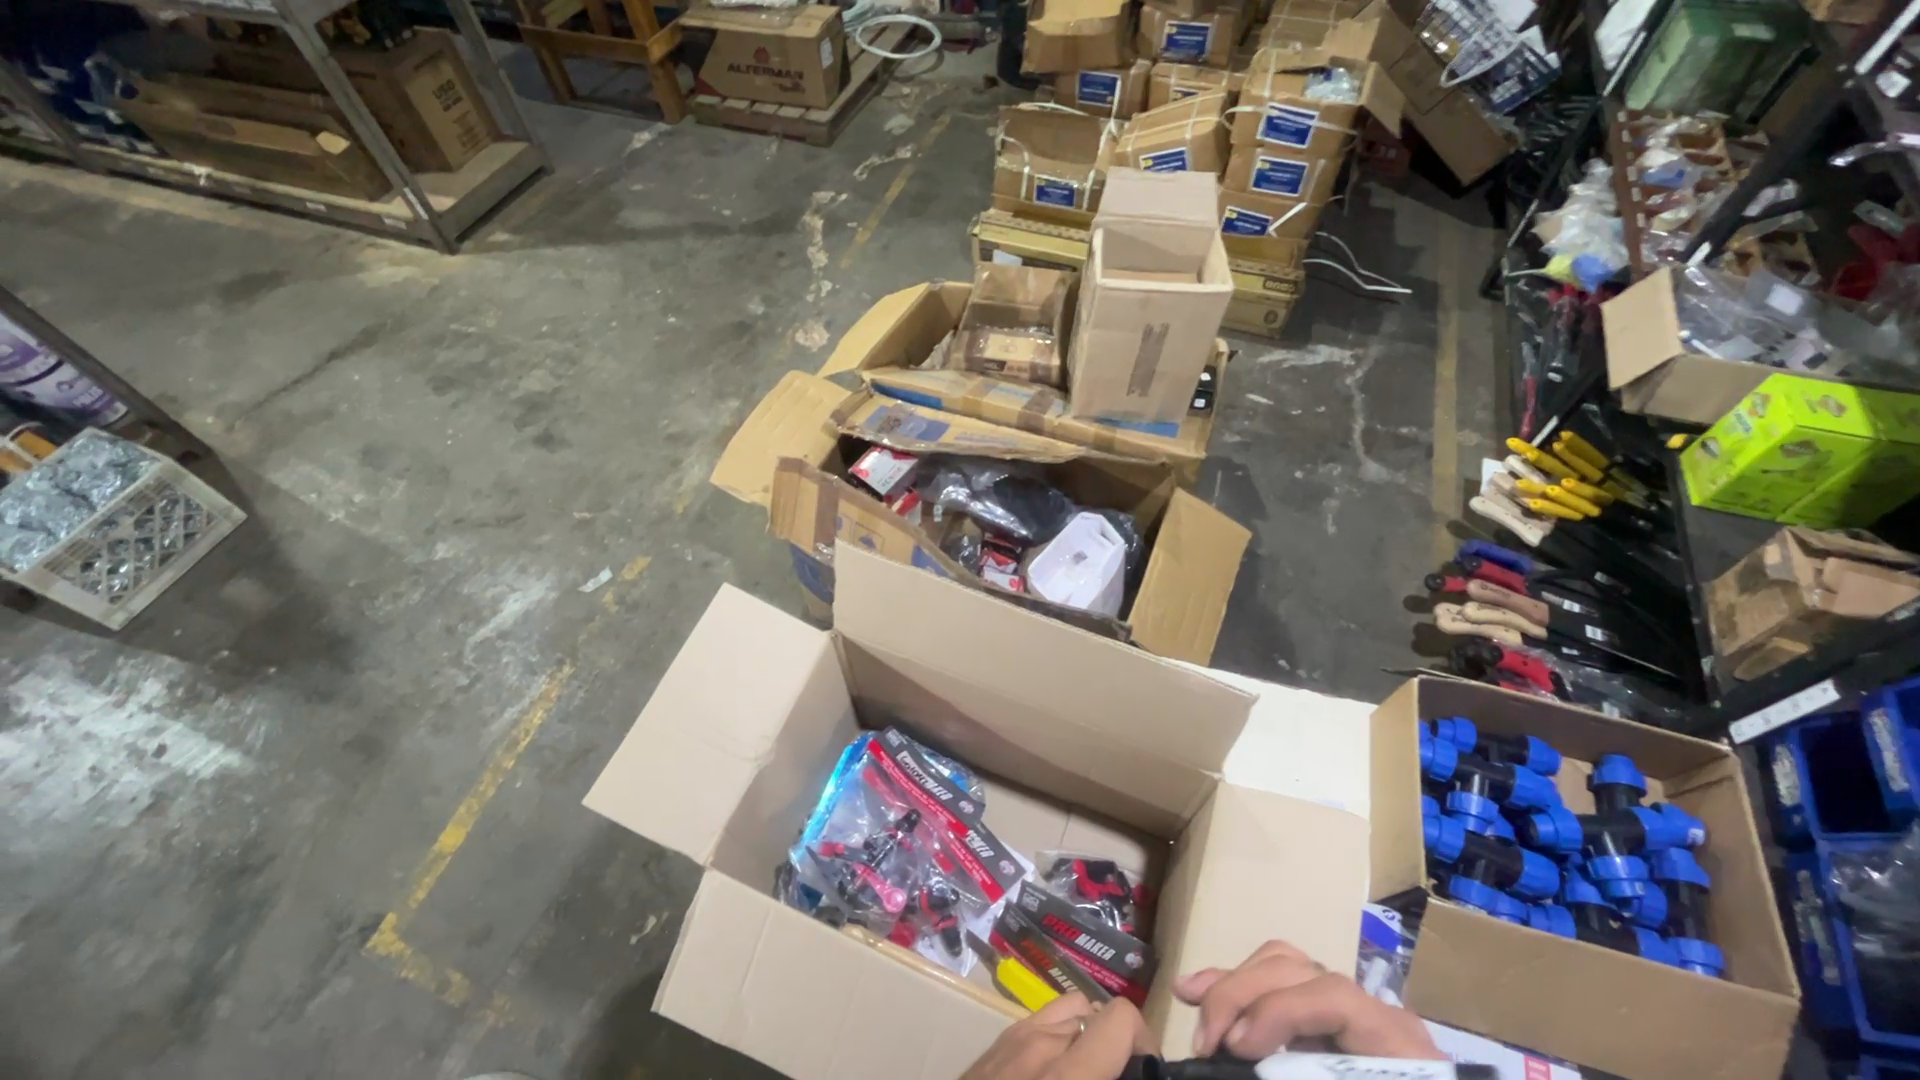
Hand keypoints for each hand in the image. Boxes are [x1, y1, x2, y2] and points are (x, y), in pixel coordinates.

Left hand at [959, 994, 1154, 1079]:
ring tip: (1090, 1075)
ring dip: (1088, 1037)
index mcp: (1065, 1075)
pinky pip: (1040, 1022)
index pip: (1119, 1018)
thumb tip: (1139, 1077)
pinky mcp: (994, 1044)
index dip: (1145, 1043)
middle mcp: (1039, 1045)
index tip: (1149, 1076)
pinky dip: (1058, 1040)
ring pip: (1069, 1010)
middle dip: (1118, 1046)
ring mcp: (1012, 1039)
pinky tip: (1055, 1076)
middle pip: (1098, 1013)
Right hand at [1175, 940, 1441, 1061]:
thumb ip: (1302, 1074)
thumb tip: (1247, 1063)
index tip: (1237, 1048)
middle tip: (1204, 1043)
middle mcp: (1374, 1016)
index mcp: (1398, 1046)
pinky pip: (1277, 989)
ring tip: (1190, 1003)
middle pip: (1298, 968)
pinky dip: (1236, 990)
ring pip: (1282, 965)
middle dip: (1240, 994)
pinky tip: (1195, 993)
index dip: (1279, 1011)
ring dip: (1231, 983)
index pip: (1333, 996)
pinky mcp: (1326, 1028)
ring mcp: (1350, 1015)